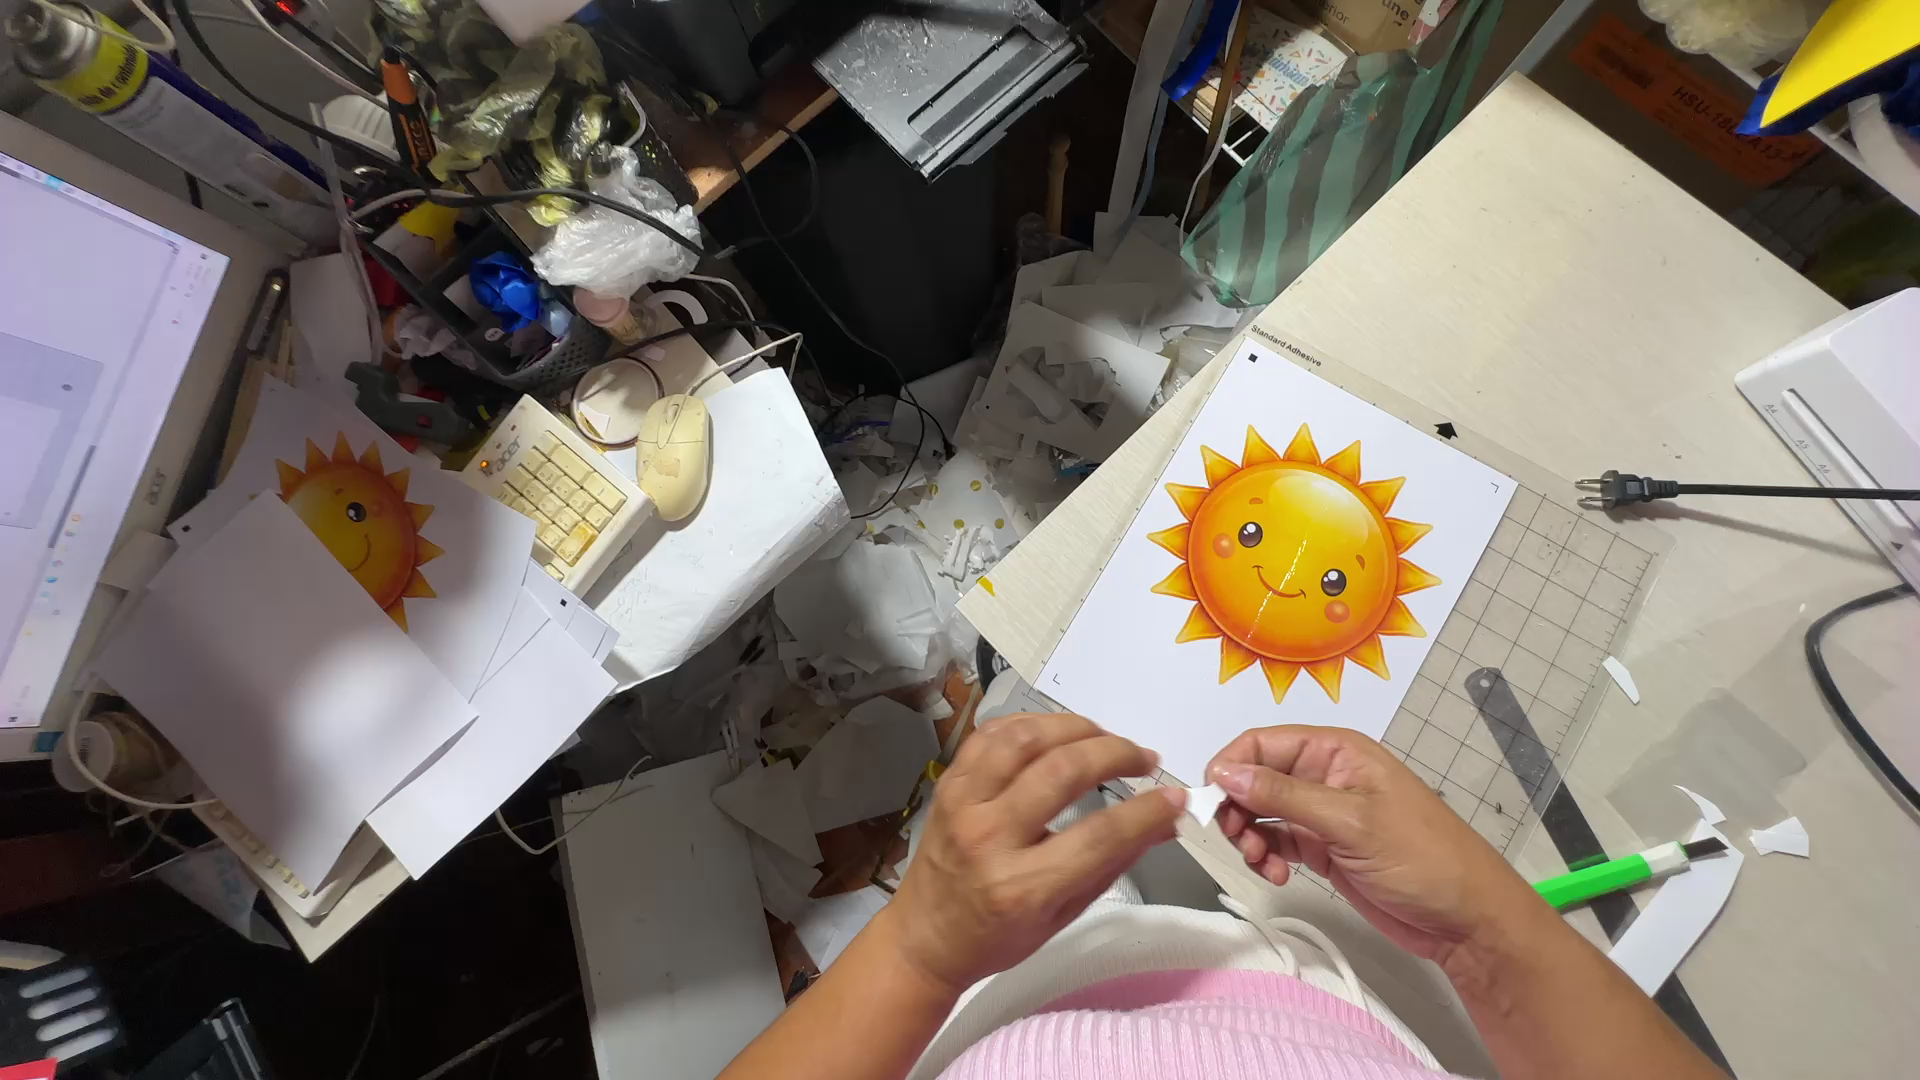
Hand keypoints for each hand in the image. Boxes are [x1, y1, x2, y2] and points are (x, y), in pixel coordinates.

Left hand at [884, 713, 1186, 993]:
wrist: (924, 935)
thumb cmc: (998, 936)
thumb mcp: (1063, 915)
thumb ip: (1113, 864)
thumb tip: (1165, 822)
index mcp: (1022, 887)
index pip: (1098, 836)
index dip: (1145, 811)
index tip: (1175, 796)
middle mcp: (989, 836)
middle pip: (1061, 772)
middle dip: (1114, 755)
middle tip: (1143, 758)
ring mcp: (963, 802)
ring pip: (1023, 739)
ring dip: (1073, 728)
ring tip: (1103, 738)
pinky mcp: (949, 781)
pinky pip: (991, 733)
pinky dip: (1029, 723)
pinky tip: (1056, 732)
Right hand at [1206, 725, 1544, 966]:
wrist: (1471, 925)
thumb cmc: (1422, 859)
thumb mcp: (1350, 822)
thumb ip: (1282, 795)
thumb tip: (1224, 773)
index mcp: (1333, 751)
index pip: (1261, 743)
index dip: (1231, 766)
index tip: (1212, 799)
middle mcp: (1321, 774)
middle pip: (1254, 777)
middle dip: (1237, 806)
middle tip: (1236, 838)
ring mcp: (1320, 812)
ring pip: (1259, 811)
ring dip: (1249, 835)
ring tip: (1259, 862)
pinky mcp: (1321, 847)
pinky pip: (1275, 841)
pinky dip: (1265, 855)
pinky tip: (1275, 873)